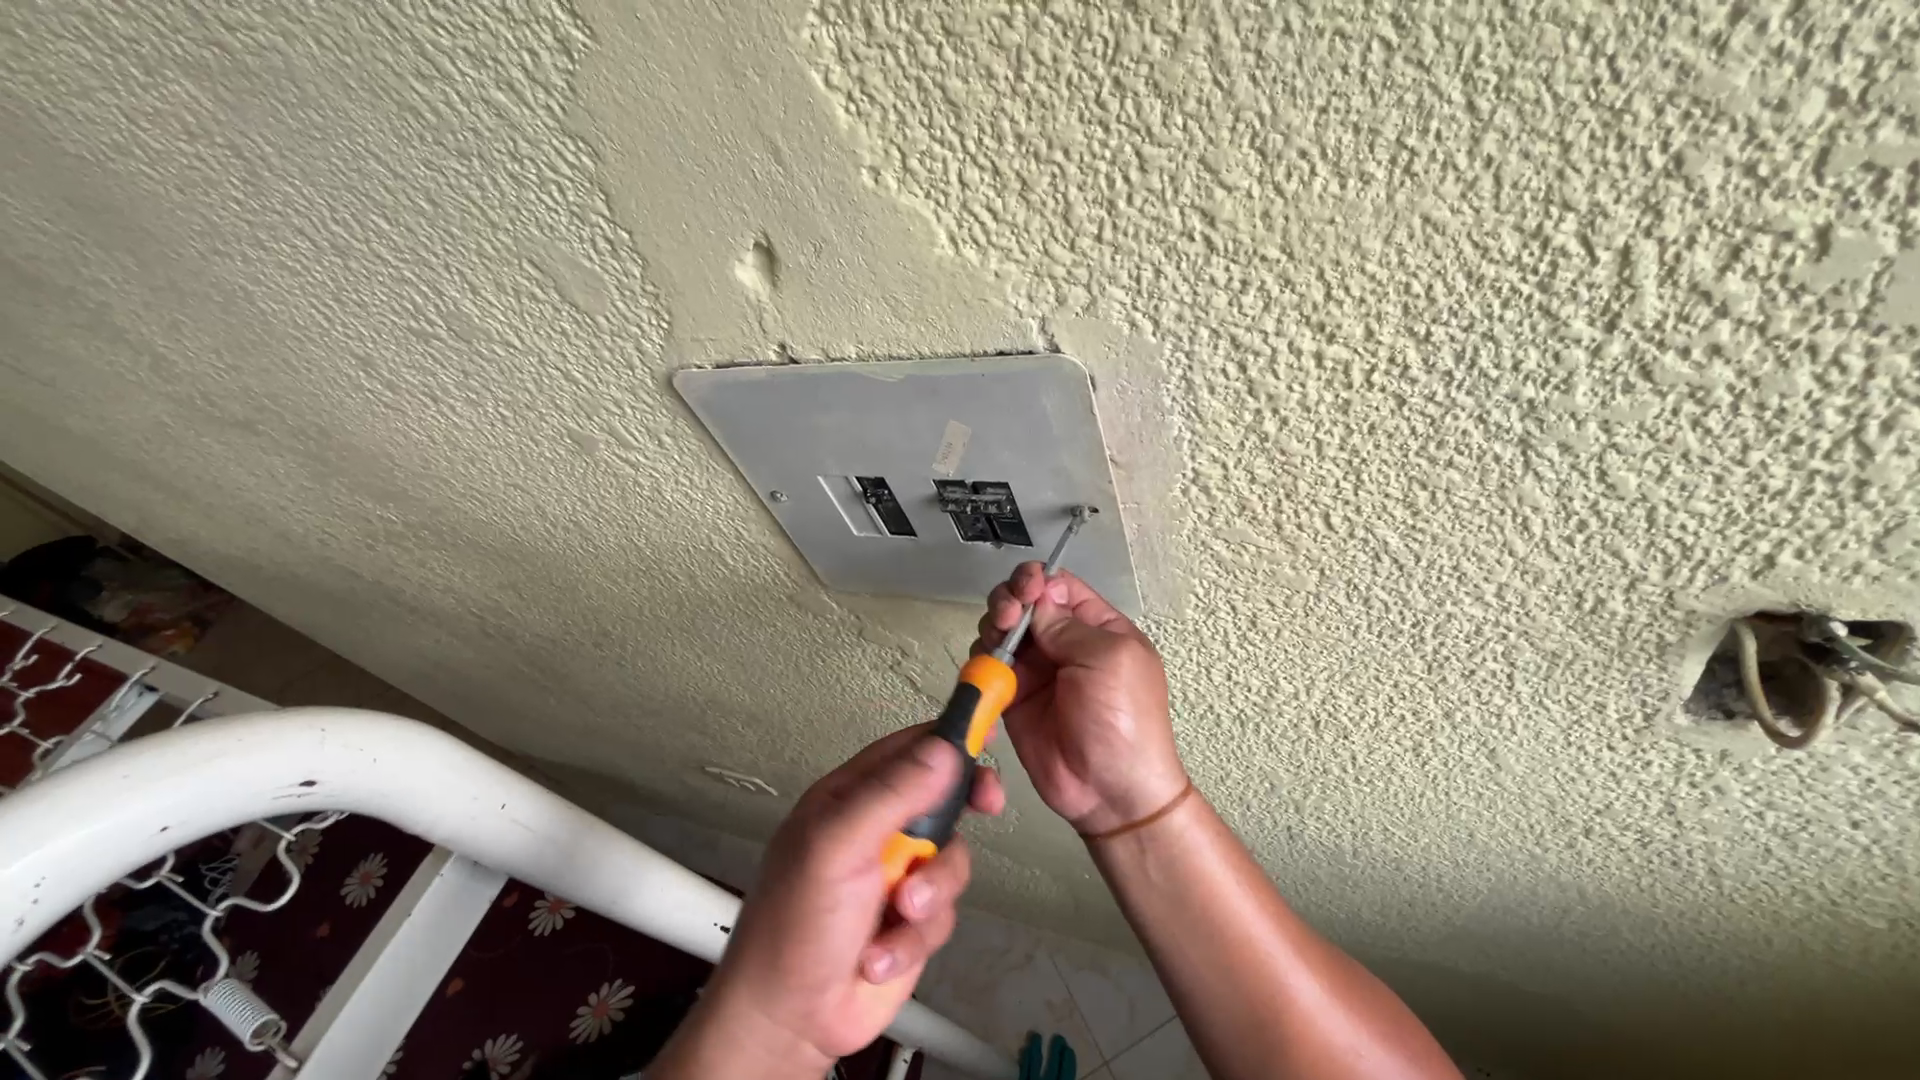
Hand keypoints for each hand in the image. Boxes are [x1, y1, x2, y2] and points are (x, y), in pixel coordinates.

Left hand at [667, 728, 1004, 1075]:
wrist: (789, 1020)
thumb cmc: (792, 927)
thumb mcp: (837, 847)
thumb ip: (891, 794)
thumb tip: (943, 748)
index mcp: (851, 797)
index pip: (910, 748)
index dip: (951, 740)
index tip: (986, 743)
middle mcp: (878, 829)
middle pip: (944, 797)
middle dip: (963, 809)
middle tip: (987, 804)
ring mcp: (897, 875)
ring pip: (953, 859)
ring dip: (932, 892)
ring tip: (898, 915)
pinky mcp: (913, 920)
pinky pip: (945, 913)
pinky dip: (917, 937)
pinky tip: (879, 955)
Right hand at [973, 565, 1187, 836]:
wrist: (1110, 791)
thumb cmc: (1125, 720)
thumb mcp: (1109, 659)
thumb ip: (1068, 624)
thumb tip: (1037, 597)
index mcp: (1097, 627)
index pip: (1058, 586)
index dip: (1036, 581)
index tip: (1025, 591)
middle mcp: (1063, 643)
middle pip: (1023, 603)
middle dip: (1009, 600)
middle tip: (1008, 618)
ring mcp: (1036, 671)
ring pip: (1001, 631)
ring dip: (993, 628)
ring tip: (997, 644)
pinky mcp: (1012, 698)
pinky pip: (987, 669)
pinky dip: (981, 662)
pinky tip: (987, 670)